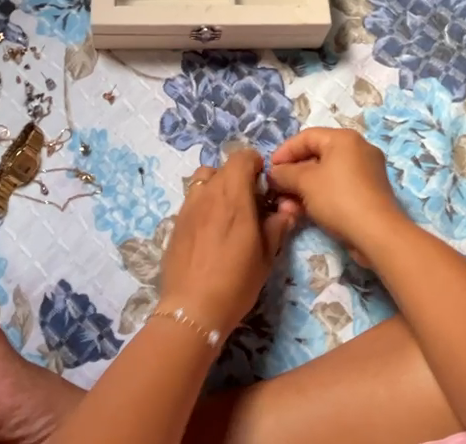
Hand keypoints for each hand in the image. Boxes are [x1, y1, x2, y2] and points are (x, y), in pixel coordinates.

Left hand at [157, 148, 300, 334]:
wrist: (193, 308)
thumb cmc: (236, 281)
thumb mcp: (266, 255)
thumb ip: (277, 225)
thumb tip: (289, 207)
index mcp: (233, 194)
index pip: (242, 157)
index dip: (255, 165)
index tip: (264, 186)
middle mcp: (208, 192)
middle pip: (223, 168)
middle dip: (239, 179)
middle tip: (251, 205)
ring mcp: (188, 205)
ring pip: (204, 181)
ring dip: (219, 188)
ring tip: (229, 215)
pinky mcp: (176, 220)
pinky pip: (193, 199)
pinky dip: (205, 204)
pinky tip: (211, 232)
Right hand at [265, 128, 409, 264]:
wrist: (378, 235)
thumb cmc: (339, 198)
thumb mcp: (304, 182)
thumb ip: (284, 173)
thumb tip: (274, 174)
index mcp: (344, 138)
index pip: (306, 137)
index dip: (284, 152)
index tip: (269, 170)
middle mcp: (358, 150)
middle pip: (315, 157)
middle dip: (293, 176)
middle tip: (277, 192)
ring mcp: (366, 173)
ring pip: (325, 176)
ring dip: (303, 190)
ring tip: (288, 208)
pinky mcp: (369, 194)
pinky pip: (338, 189)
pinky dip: (320, 197)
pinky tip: (305, 213)